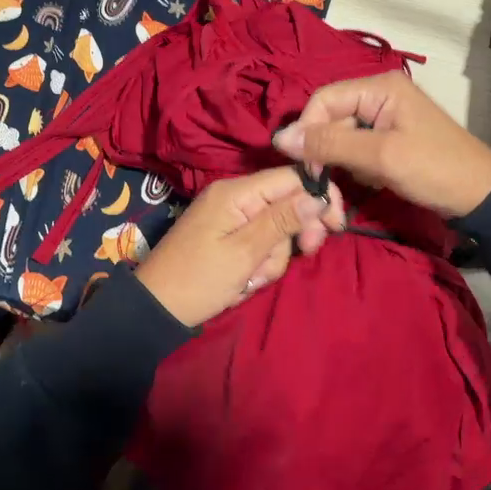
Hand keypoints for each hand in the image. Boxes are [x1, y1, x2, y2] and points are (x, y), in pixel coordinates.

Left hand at [133, 169, 344, 326]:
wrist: (154, 311)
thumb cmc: (198, 280)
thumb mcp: (244, 253)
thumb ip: (282, 221)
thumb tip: (318, 195)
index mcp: (236, 192)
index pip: (290, 178)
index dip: (318, 196)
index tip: (336, 225)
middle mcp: (235, 197)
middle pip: (287, 203)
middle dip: (296, 232)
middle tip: (306, 253)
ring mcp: (231, 217)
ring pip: (277, 228)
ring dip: (274, 256)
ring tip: (254, 278)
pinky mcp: (229, 237)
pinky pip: (260, 242)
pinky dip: (261, 262)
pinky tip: (247, 280)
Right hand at [271, 72, 490, 218]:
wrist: (480, 196)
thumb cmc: (434, 169)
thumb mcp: (380, 157)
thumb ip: (331, 145)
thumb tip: (280, 138)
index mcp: (380, 86)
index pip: (324, 99)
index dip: (307, 130)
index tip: (302, 166)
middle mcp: (380, 94)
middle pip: (331, 117)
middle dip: (325, 151)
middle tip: (325, 184)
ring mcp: (386, 116)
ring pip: (342, 136)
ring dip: (340, 163)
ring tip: (353, 185)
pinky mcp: (390, 138)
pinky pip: (357, 148)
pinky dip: (355, 167)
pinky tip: (369, 182)